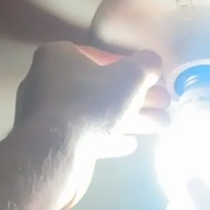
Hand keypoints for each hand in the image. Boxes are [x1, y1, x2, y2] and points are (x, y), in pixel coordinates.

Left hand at [14, 43, 168, 208]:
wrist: (55, 153)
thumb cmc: (91, 103)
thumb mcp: (130, 77)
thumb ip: (145, 66)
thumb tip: (152, 61)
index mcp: (58, 57)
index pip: (100, 56)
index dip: (130, 68)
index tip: (150, 80)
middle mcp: (46, 81)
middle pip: (101, 86)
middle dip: (136, 96)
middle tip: (164, 103)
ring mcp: (45, 115)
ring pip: (96, 112)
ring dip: (129, 118)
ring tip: (161, 124)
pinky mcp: (50, 142)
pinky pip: (85, 135)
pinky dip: (108, 137)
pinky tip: (129, 144)